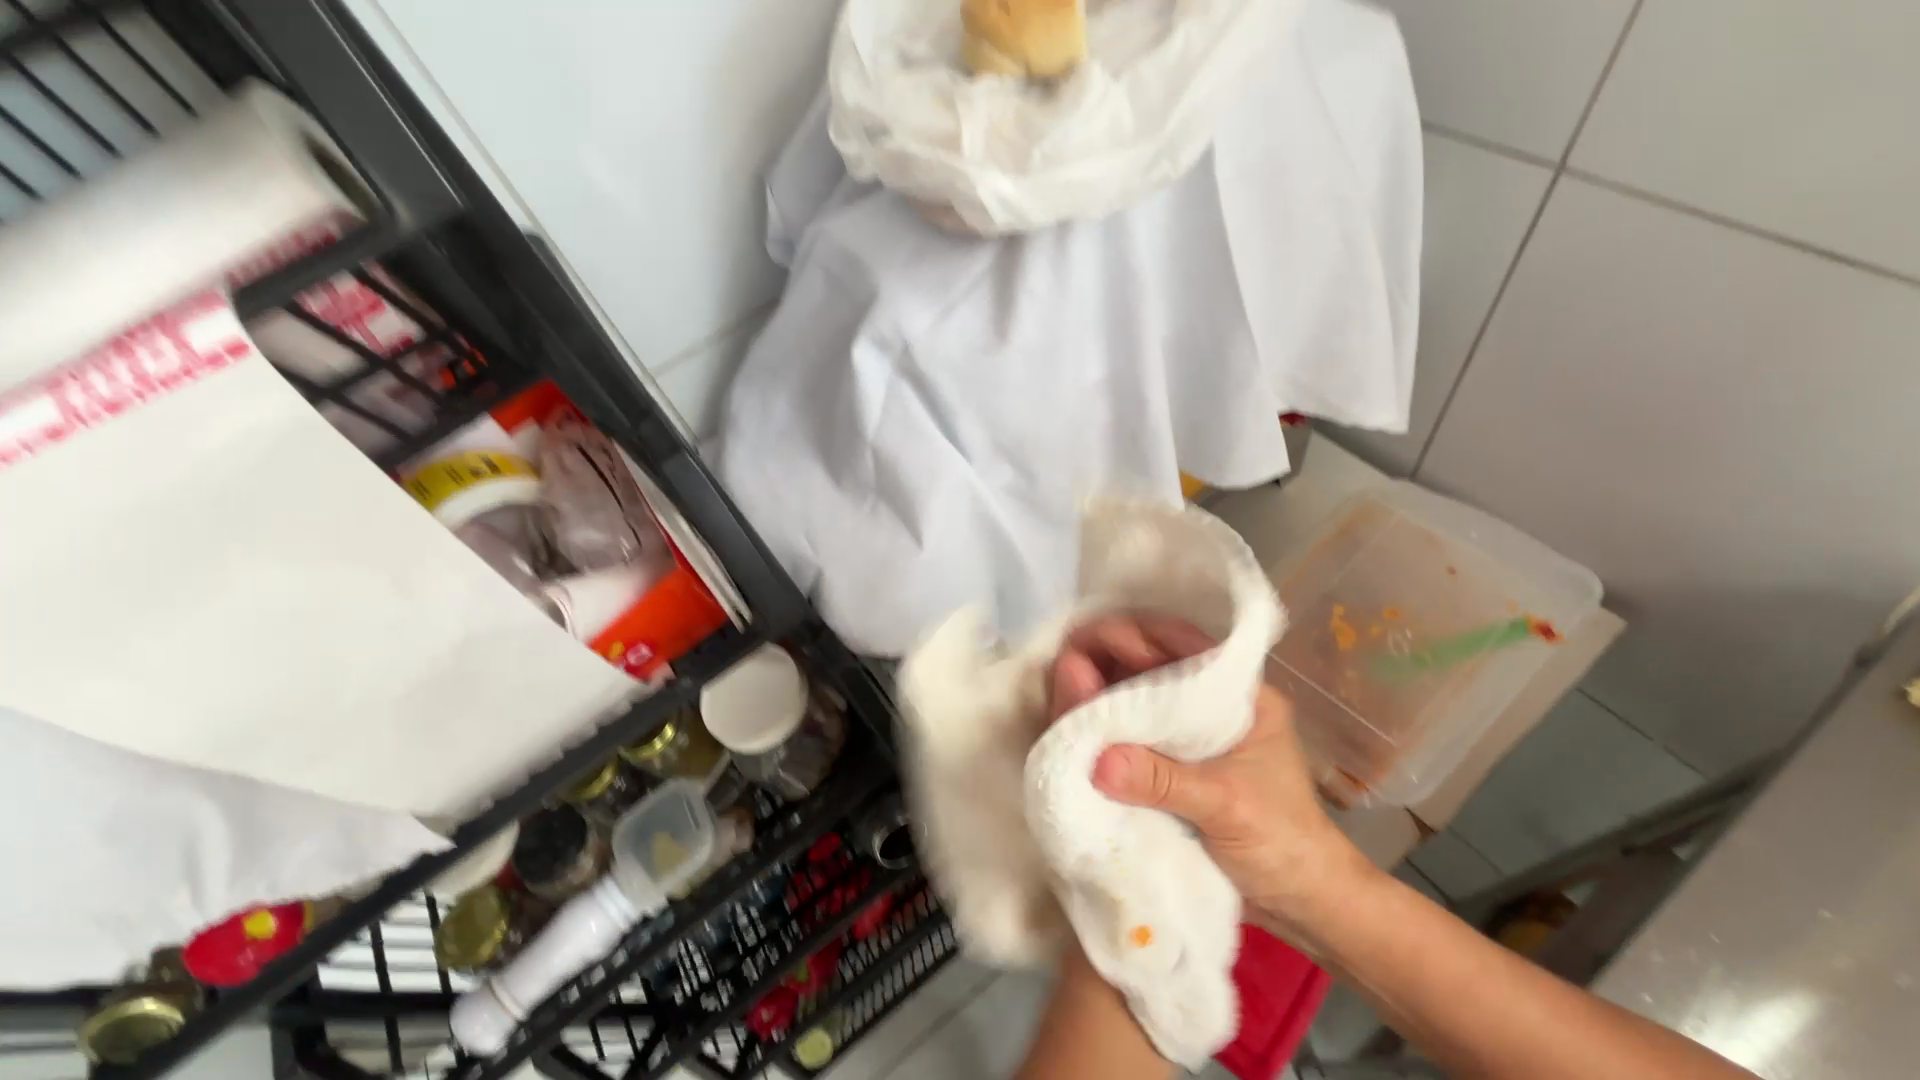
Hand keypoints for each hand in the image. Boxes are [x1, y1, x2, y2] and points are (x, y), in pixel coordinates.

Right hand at [1049, 616, 1381, 946]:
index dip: (1136, 636)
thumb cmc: (1283, 843)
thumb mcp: (1227, 807)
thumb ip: (1165, 781)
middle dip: (1106, 659)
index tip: (1090, 641)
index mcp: (1243, 697)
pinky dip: (1102, 728)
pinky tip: (1072, 724)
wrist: (1304, 902)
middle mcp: (1214, 706)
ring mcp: (1191, 739)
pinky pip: (1131, 736)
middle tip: (1065, 663)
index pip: (1186, 646)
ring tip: (1062, 685)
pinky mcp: (1173, 769)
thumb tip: (1098, 760)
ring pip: (1137, 698)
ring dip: (1099, 692)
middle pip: (1153, 666)